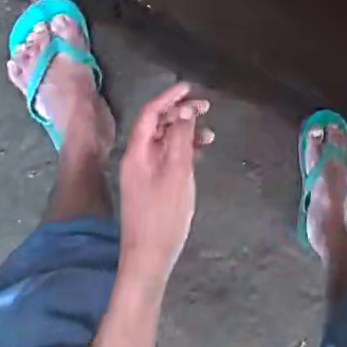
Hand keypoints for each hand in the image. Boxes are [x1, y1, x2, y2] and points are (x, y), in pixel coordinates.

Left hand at [116, 82, 212, 282]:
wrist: (148, 259)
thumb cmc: (163, 215)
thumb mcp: (177, 172)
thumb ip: (180, 137)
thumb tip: (184, 110)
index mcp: (137, 151)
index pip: (150, 113)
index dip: (169, 97)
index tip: (189, 88)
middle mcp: (137, 157)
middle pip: (157, 124)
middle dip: (180, 112)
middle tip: (205, 106)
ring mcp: (144, 172)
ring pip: (164, 140)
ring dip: (185, 131)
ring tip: (209, 131)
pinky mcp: (152, 185)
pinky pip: (167, 156)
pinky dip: (183, 148)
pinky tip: (200, 150)